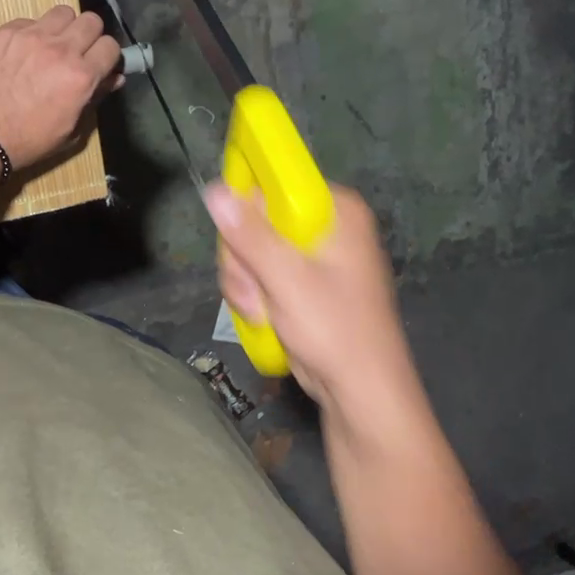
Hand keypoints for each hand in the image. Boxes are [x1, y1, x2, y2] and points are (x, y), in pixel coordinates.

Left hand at [0, 7, 122, 168]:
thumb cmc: (28, 141)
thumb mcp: (70, 130)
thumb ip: (94, 99)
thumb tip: (112, 79)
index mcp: (80, 76)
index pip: (111, 47)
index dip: (107, 57)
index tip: (98, 66)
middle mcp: (60, 49)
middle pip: (91, 21)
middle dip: (89, 38)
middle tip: (76, 54)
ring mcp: (31, 36)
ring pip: (62, 13)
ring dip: (63, 28)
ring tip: (51, 47)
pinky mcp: (7, 32)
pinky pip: (30, 20)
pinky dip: (33, 33)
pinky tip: (23, 54)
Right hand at [204, 182, 416, 412]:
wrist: (359, 389)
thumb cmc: (333, 330)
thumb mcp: (287, 280)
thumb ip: (250, 235)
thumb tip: (215, 189)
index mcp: (336, 211)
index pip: (274, 186)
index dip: (248, 213)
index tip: (238, 245)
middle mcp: (326, 226)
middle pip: (255, 222)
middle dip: (244, 263)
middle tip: (254, 294)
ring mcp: (313, 257)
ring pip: (251, 252)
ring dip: (245, 286)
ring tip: (260, 313)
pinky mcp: (301, 283)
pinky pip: (259, 275)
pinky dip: (253, 297)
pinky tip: (262, 318)